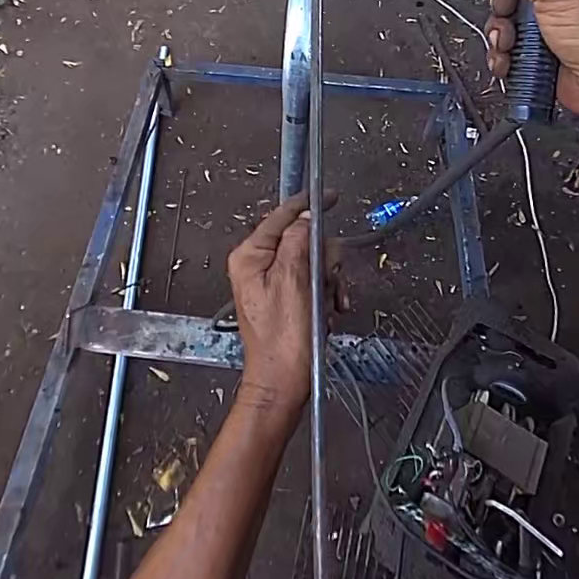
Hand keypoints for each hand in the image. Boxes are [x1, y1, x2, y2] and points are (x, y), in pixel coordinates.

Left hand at [227, 191, 337, 411]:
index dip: (306, 205)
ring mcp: (272, 281)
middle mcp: (257, 265)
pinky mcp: (285, 297)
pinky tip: (328, 311)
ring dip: (328, 280)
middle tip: (327, 281)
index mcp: (250, 256)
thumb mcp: (295, 281)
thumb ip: (300, 242)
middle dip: (323, 259)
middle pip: (303, 239)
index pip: (280, 216)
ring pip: (314, 260)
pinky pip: (314, 281)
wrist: (283, 382)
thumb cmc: (283, 340)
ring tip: (326, 304)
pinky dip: (327, 293)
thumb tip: (306, 217)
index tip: (328, 196)